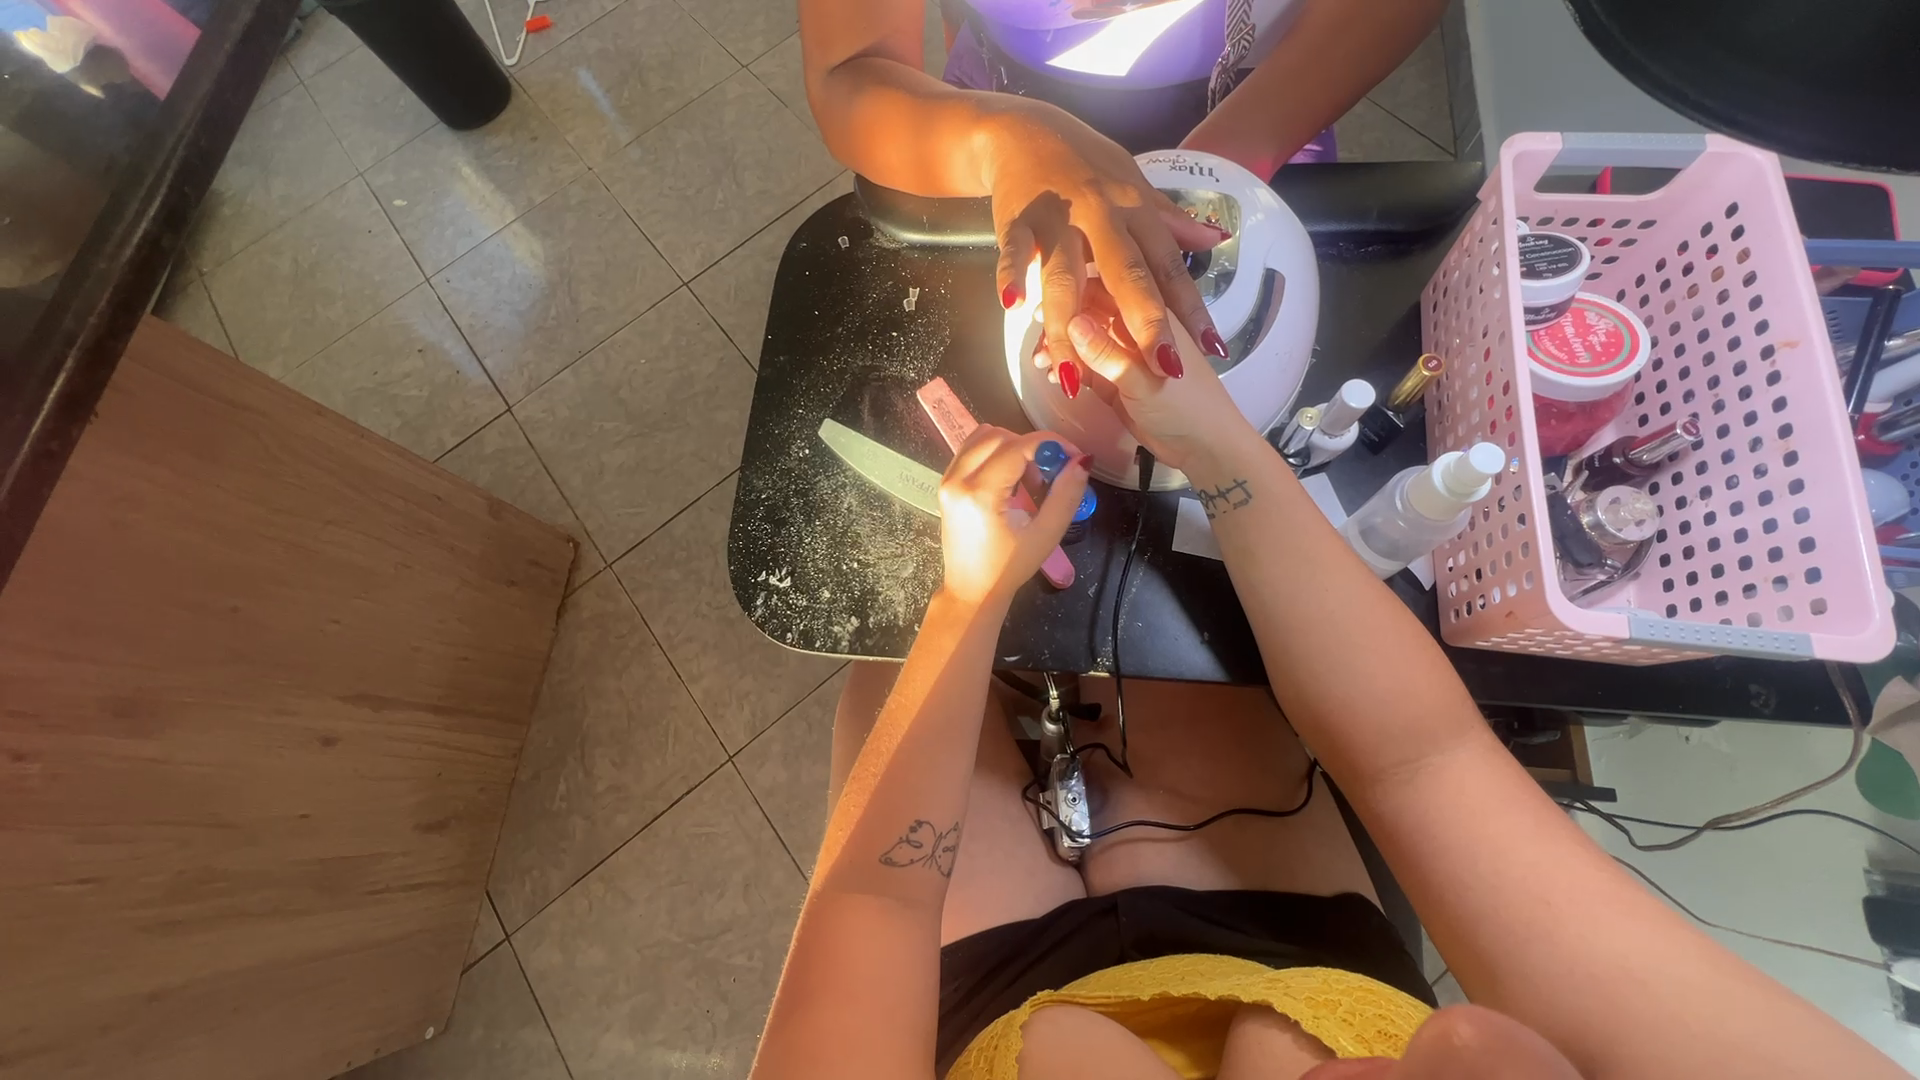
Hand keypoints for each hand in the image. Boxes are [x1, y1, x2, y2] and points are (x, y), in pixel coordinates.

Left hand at [937, 426, 1089, 607]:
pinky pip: (972, 449)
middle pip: (1000, 436)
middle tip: (1048, 477)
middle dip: (1031, 448)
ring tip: (1028, 480)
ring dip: (1013, 448)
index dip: (1051, 445)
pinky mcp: (946, 482)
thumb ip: (1065, 495)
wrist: (971, 590)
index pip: (1018, 447)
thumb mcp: (1045, 535)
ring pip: (984, 437)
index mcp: (979, 494)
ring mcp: (947, 479)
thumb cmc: (1008, 568)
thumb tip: (1081, 461)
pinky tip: (1010, 480)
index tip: (1073, 457)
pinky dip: (996, 453)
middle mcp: (957, 480)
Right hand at [979, 103, 1229, 398]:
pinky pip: (1015, 253)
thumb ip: (1167, 218)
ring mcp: (1058, 218)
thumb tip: (1215, 240)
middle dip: (1147, 324)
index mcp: (1135, 209)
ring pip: (1067, 279)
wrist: (1023, 129)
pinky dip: (1012, 276)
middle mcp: (1102, 215)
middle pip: (1128, 276)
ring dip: (1068, 328)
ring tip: (1071, 376)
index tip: (1212, 349)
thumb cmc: (1083, 162)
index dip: (1191, 308)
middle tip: (1162, 370)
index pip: (1169, 265)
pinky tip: (1013, 305)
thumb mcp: (1132, 182)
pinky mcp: (1016, 220)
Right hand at [1046, 279, 1261, 472]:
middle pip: (1089, 316)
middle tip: (1038, 345)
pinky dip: (1070, 371)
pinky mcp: (1115, 381)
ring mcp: (1123, 355)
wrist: (1205, 448)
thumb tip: (1070, 322)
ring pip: (1083, 343)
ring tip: (1041, 364)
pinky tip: (1055, 378)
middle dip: (1060, 328)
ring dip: (1062, 351)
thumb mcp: (1142, 381)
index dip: (1072, 299)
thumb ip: (1107, 354)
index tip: (1042, 312)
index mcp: (1149, 316)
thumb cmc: (1185, 408)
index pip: (1105, 292)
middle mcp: (1134, 329)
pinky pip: (1086, 368)